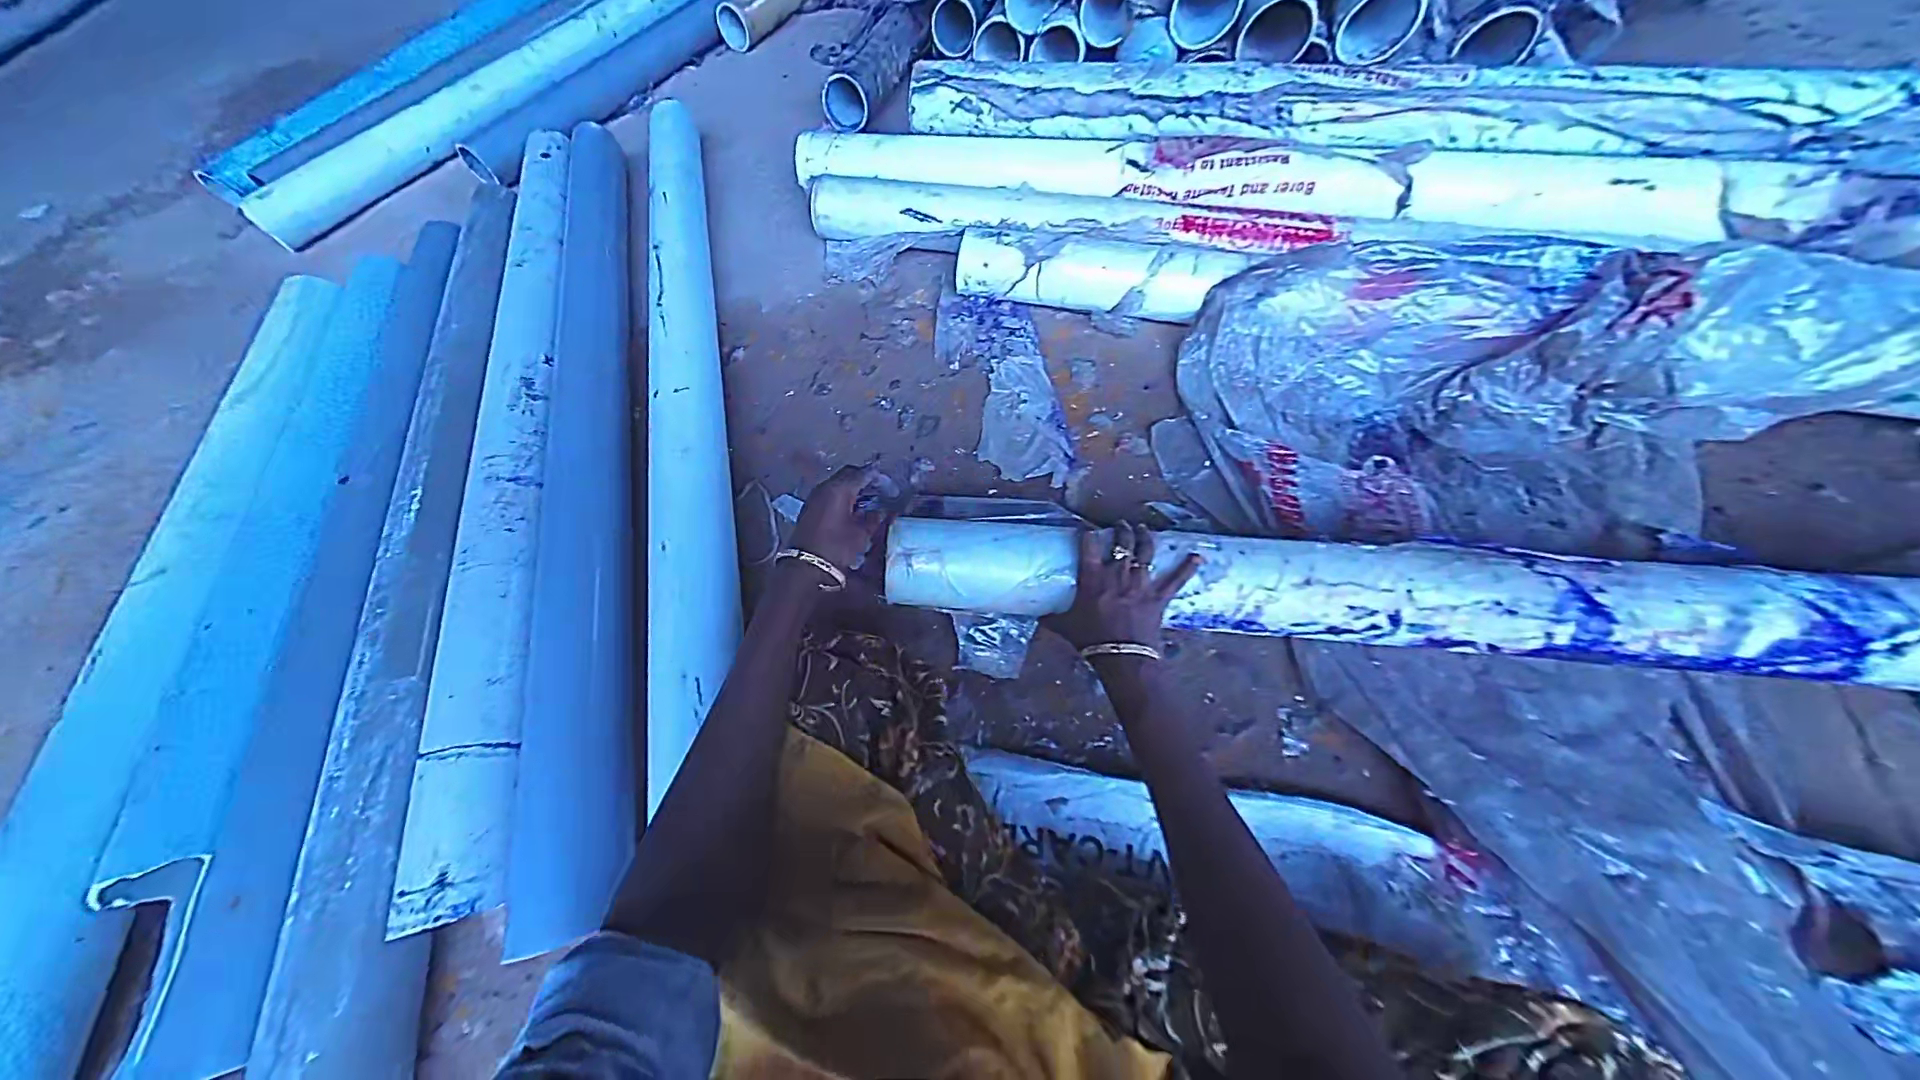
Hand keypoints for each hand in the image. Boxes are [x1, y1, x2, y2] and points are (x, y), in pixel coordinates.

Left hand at [790, 464, 887, 572]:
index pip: (861, 474)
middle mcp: (825, 488)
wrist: (807, 565)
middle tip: (880, 488)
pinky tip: (853, 507)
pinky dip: (843, 496)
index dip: (877, 476)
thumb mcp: (861, 533)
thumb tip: (881, 511)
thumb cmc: (837, 547)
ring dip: (853, 487)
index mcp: (839, 489)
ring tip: (869, 498)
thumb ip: (874, 518)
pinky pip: (830, 494)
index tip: (889, 483)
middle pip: (848, 474)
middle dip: (865, 479)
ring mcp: (815, 497)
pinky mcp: (811, 507)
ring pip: (838, 483)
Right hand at [1043, 522, 1201, 651]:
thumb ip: (1050, 618)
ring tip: (1144, 529)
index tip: (1087, 528)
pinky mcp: (1158, 596)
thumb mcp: (1064, 626)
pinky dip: (1188, 567)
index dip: (1088, 533)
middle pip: (1122, 543)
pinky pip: (1176, 579)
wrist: (1122, 656)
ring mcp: (1140, 582)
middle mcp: (1117, 573)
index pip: (1089, 545)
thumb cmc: (1090, 639)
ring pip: (1146, 552)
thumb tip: (1034, 617)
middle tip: (1121, 524)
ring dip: (1145, 538)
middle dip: (1122, 530)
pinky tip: (1198, 555)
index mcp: (1093, 576)